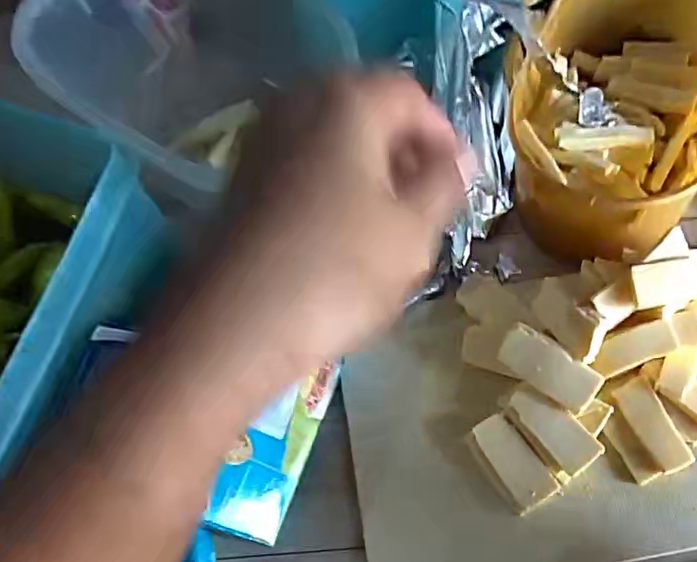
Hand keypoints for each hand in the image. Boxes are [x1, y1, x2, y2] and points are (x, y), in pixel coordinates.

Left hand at [177, 73, 466, 386]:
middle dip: (402, 167)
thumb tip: (457, 160)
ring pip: (333, 159)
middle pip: (368, 125)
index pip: (413, 100)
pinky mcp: (239, 195)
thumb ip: (444, 187)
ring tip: (383, 247)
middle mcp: (296, 108)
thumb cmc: (337, 275)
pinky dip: (329, 209)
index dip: (443, 141)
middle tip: (423, 218)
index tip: (458, 187)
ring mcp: (260, 150)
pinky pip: (301, 187)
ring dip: (366, 192)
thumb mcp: (412, 234)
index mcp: (347, 101)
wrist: (239, 328)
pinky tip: (336, 258)